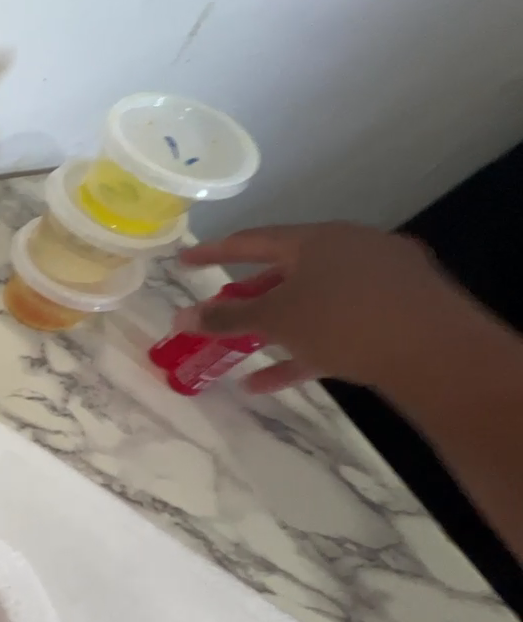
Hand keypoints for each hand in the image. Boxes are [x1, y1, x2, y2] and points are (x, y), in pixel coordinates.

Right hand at [176, 222, 465, 393]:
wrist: (440, 356)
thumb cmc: (342, 322)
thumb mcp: (272, 320)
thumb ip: (224, 318)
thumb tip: (181, 317)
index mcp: (321, 241)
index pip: (253, 241)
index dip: (213, 252)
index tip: (184, 259)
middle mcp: (354, 250)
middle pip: (285, 271)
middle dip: (248, 296)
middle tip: (219, 310)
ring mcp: (383, 279)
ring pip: (312, 300)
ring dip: (273, 326)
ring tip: (239, 350)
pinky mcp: (401, 309)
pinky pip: (339, 323)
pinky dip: (303, 347)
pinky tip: (269, 380)